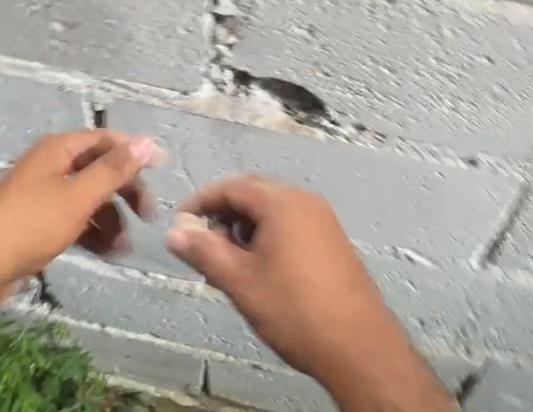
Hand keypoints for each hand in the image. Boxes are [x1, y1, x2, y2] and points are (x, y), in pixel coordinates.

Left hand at [0, 130, 160, 308]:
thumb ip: (113, 170)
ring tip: (124, 247)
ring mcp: (44, 195)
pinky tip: (108, 253)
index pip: (107, 139)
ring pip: (89, 198)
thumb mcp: (77, 197)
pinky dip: (93, 232)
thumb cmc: (28, 225)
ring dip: (111, 218)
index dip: (135, 151)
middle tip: (147, 217)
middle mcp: (52, 165)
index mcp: (59, 149)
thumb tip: (146, 141)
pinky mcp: (38, 223)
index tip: (162, 170)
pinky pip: (75, 220)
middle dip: (125, 191)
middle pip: (100, 169)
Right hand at [165, 175, 453, 411]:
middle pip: (254, 193)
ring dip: (245, 227)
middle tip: (202, 244)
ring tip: (229, 263)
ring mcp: (323, 219)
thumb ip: (205, 252)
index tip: (180, 223)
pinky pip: (291, 223)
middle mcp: (304, 200)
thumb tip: (174, 231)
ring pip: (273, 210)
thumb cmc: (293, 309)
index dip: (202, 202)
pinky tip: (260, 268)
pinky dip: (268, 235)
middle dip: (224, 214)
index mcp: (282, 202)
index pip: (232, 187)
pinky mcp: (332, 240)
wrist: (357, 345)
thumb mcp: (240, 281)